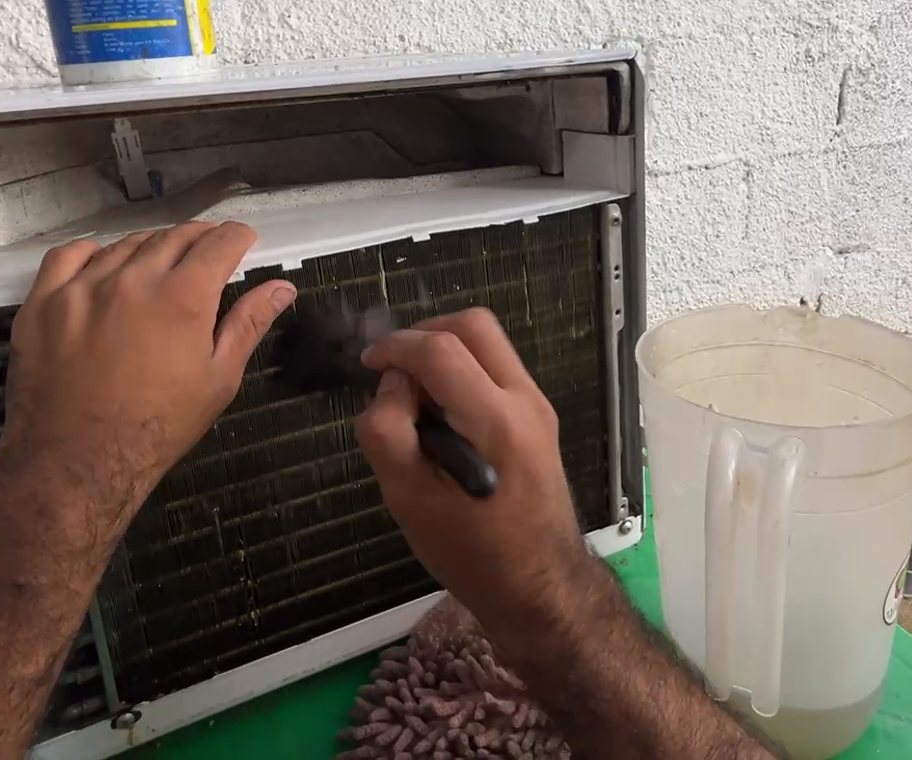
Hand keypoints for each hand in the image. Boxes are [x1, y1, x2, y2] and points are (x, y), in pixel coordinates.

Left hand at [0, 221, 294, 531]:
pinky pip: (69, 255)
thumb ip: (249, 324)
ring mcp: (83, 287)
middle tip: (211, 251)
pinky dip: (94, 252)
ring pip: (128, 244)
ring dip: (155, 245)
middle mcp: (134, 279)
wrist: (75, 464)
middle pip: (176, 236)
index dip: (239, 236)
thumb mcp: (219, 378)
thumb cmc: (159, 425)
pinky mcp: (43, 302)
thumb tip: (283, 287)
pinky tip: (105, 266)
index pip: (219, 242)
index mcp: (183, 297)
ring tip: (163, 264)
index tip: (245, 242)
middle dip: (202, 237)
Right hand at [355, 309, 591, 632]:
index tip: (369, 364)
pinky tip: (441, 410)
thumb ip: (388, 432)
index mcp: (496, 422)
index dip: (395, 346)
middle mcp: (525, 400)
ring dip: (445, 348)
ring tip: (415, 393)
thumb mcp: (409, 501)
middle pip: (474, 325)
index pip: (441, 350)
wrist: (542, 586)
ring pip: (489, 340)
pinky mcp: (539, 414)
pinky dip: (463, 367)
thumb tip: (393, 383)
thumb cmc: (472, 553)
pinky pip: (497, 365)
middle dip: (425, 333)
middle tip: (395, 371)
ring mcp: (538, 403)